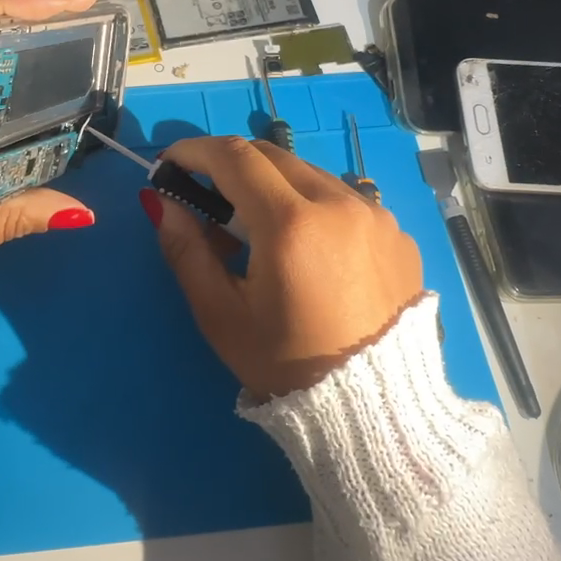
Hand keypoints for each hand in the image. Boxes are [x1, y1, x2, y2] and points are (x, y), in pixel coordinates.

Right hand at [143, 137, 425, 398]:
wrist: (375, 410)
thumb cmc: (286, 362)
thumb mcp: (220, 314)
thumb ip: (186, 250)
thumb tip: (162, 201)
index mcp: (291, 222)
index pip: (234, 157)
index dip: (195, 151)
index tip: (171, 164)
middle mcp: (338, 202)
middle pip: (272, 156)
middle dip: (232, 167)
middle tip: (210, 202)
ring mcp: (375, 215)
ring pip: (310, 174)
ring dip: (275, 187)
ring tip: (261, 234)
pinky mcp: (397, 232)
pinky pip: (345, 200)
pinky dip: (314, 208)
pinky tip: (309, 251)